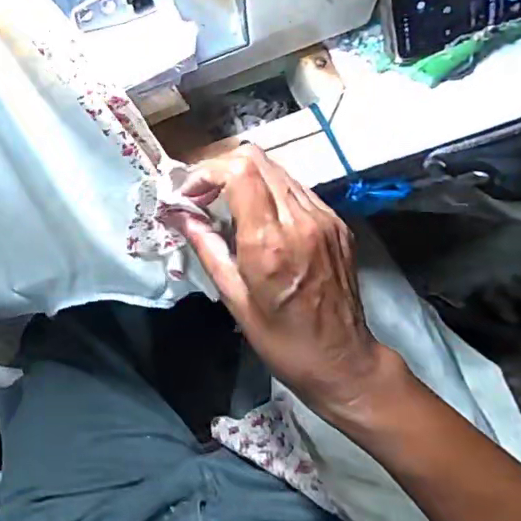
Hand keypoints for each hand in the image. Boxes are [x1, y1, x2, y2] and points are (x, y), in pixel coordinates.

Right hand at [171, 144, 406, 413]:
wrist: (343, 361)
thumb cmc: (281, 340)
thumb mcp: (233, 297)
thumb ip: (206, 246)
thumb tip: (177, 214)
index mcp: (270, 242)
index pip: (239, 172)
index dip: (207, 172)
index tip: (189, 192)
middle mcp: (300, 221)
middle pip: (257, 159)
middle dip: (220, 168)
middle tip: (201, 194)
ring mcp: (324, 218)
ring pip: (276, 169)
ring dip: (244, 177)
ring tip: (224, 202)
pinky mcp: (337, 222)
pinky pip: (295, 188)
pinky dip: (268, 191)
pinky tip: (256, 216)